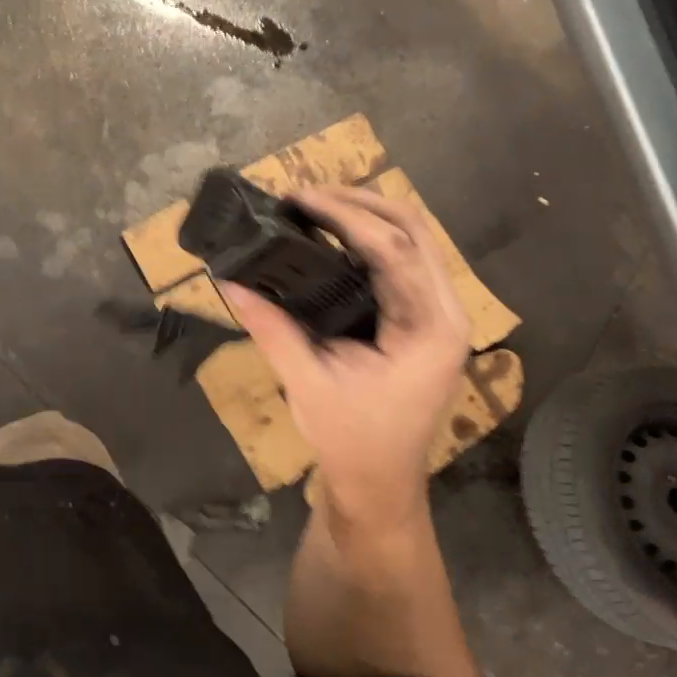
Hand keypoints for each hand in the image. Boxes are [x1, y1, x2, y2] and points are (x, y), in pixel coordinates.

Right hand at [220, 187, 470, 542]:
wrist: (379, 482)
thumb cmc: (351, 439)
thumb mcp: (307, 383)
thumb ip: (272, 328)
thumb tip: (230, 281)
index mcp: (431, 329)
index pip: (394, 249)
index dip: (345, 215)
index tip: (299, 198)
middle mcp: (446, 312)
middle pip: (415, 229)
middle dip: (360, 201)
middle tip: (305, 194)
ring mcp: (439, 313)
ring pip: (414, 238)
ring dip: (366, 213)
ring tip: (314, 205)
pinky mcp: (423, 316)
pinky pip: (404, 258)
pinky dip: (369, 236)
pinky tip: (332, 233)